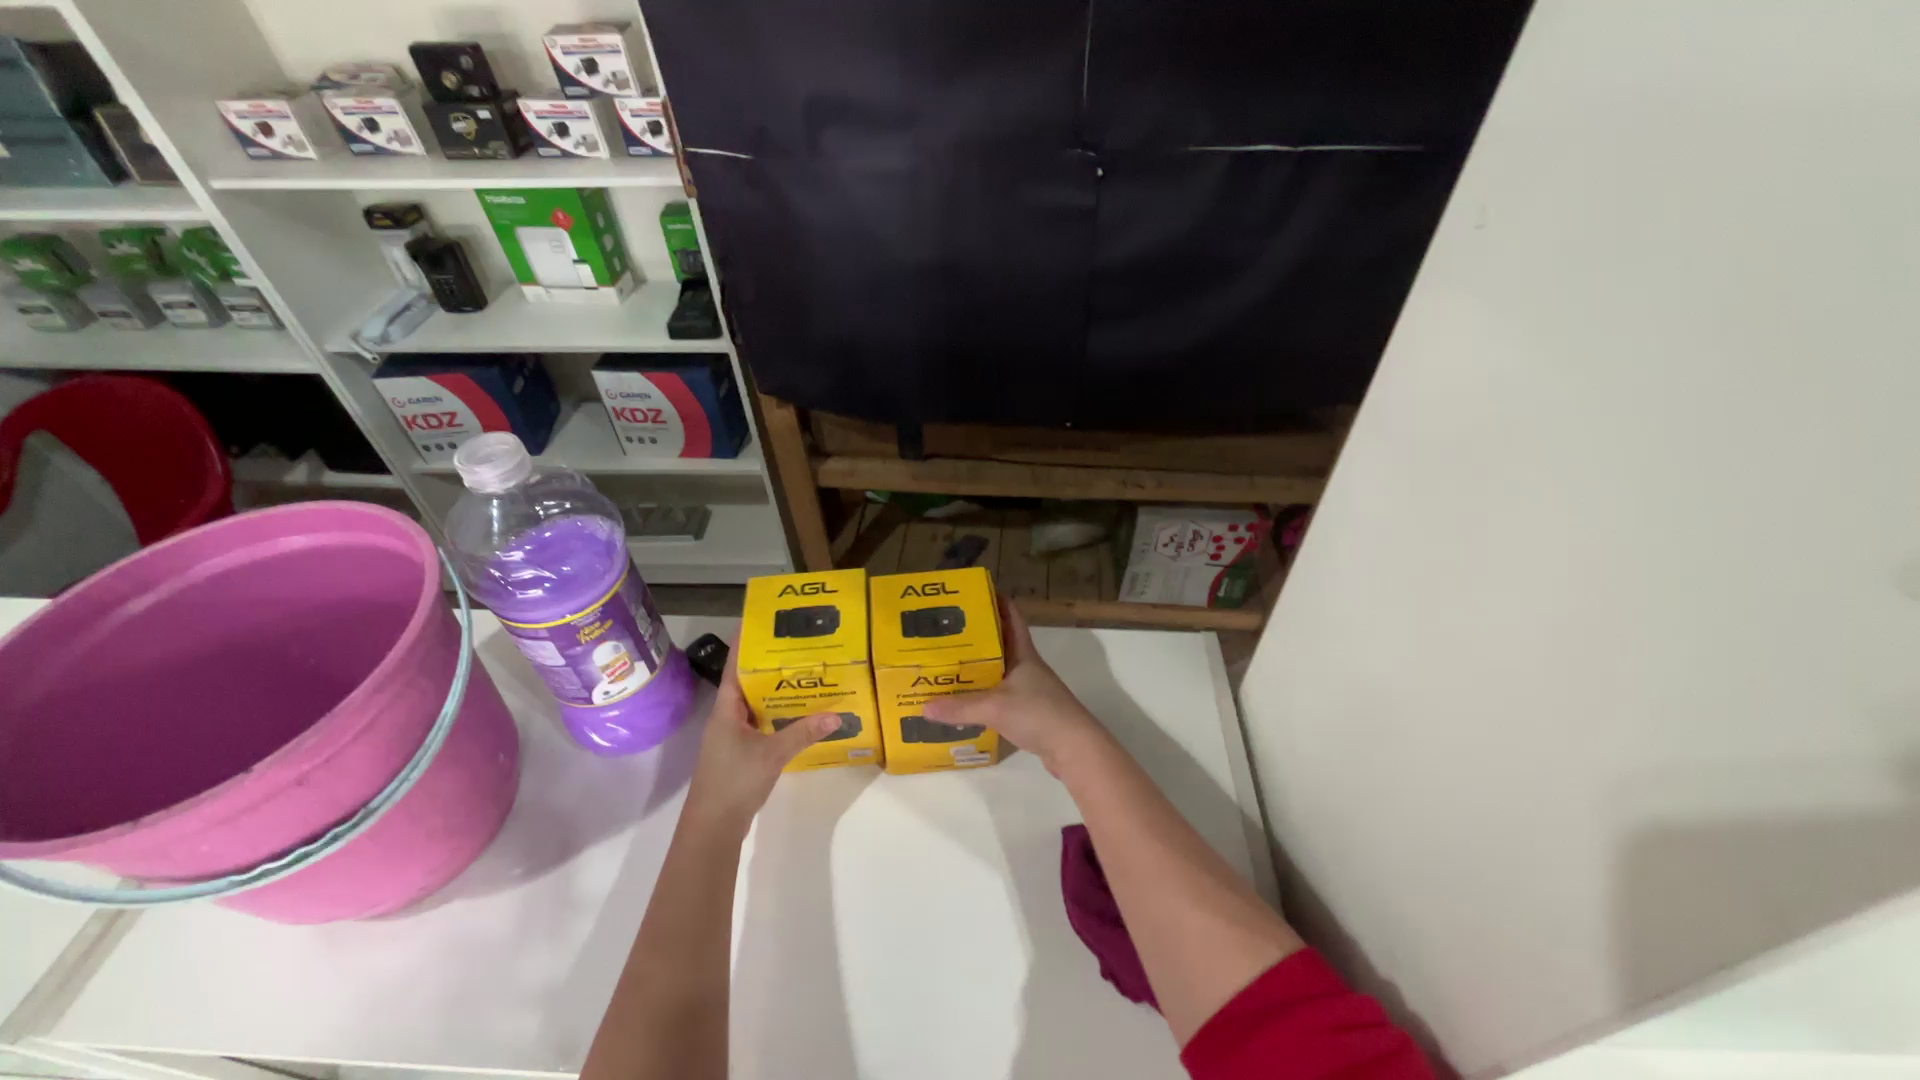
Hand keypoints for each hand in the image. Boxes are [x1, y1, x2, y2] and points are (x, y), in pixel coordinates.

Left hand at [682, 646, 838, 829]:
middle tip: (798, 648)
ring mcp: (732, 738)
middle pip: (748, 685)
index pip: (735, 668)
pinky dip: (778, 718)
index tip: (761, 623)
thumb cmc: (735, 781)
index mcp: (726, 710)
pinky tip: (800, 717)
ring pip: (756, 707)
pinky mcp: (741, 754)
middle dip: (770, 667)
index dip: (745, 645)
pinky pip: (761, 726)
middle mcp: (727, 719)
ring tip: (805, 677)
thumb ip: (803, 733)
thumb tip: (836, 714)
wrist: (713, 826)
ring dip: (776, 694)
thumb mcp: (773, 754)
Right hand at [922, 599, 1108, 775]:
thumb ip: (960, 706)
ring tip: (947, 666)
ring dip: (977, 668)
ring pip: (998, 671)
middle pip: (1000, 644)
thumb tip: (924, 707)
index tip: (971, 594)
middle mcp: (1026, 666)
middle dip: (975, 638)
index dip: (995, 601)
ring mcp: (1029, 689)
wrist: (1074, 747)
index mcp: (1023, 653)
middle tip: (944, 633)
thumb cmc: (1039, 713)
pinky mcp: (1028, 711)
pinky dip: (982, 696)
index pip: (1011, 617)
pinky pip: (999, 696)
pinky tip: (964, 702)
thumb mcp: (994, 707)